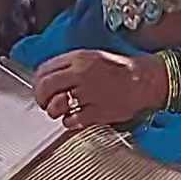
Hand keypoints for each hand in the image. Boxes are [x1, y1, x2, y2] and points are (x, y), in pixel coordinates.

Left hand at [32, 50, 167, 128]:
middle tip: (44, 104)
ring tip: (57, 113)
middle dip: (41, 98)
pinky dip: (68, 122)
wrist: (142, 81)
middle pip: (46, 87)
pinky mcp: (97, 112)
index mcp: (78, 59)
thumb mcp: (92, 57)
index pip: (44, 70)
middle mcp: (81, 75)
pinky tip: (72, 120)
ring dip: (53, 111)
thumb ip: (70, 65)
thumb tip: (50, 77)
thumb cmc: (119, 70)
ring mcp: (89, 94)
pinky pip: (72, 120)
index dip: (38, 83)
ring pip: (56, 105)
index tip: (40, 89)